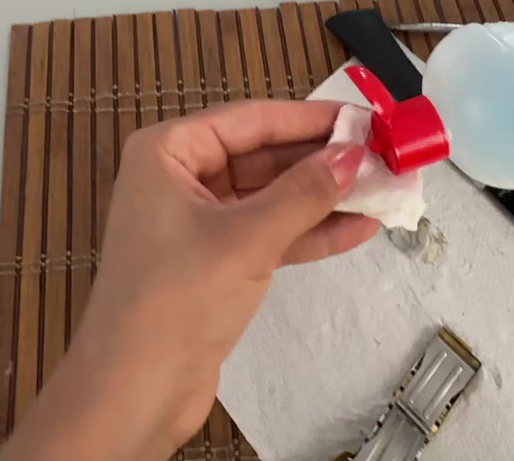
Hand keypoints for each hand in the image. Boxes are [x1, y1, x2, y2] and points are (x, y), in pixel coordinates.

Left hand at [0, 100, 376, 460]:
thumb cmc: (176, 299)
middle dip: (321, 159)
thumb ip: (303, 193)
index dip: (308, 118)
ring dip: (322, 196)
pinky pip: (269, 232)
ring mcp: (198, 219)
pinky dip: (309, 232)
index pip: (250, 120)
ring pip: (271, 195)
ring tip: (381, 188)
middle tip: (381, 153)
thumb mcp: (246, 239)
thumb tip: (353, 154)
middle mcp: (181, 175)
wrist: (132, 396)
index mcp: (169, 150)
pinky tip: (358, 227)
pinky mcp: (216, 259)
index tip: (361, 117)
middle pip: (263, 155)